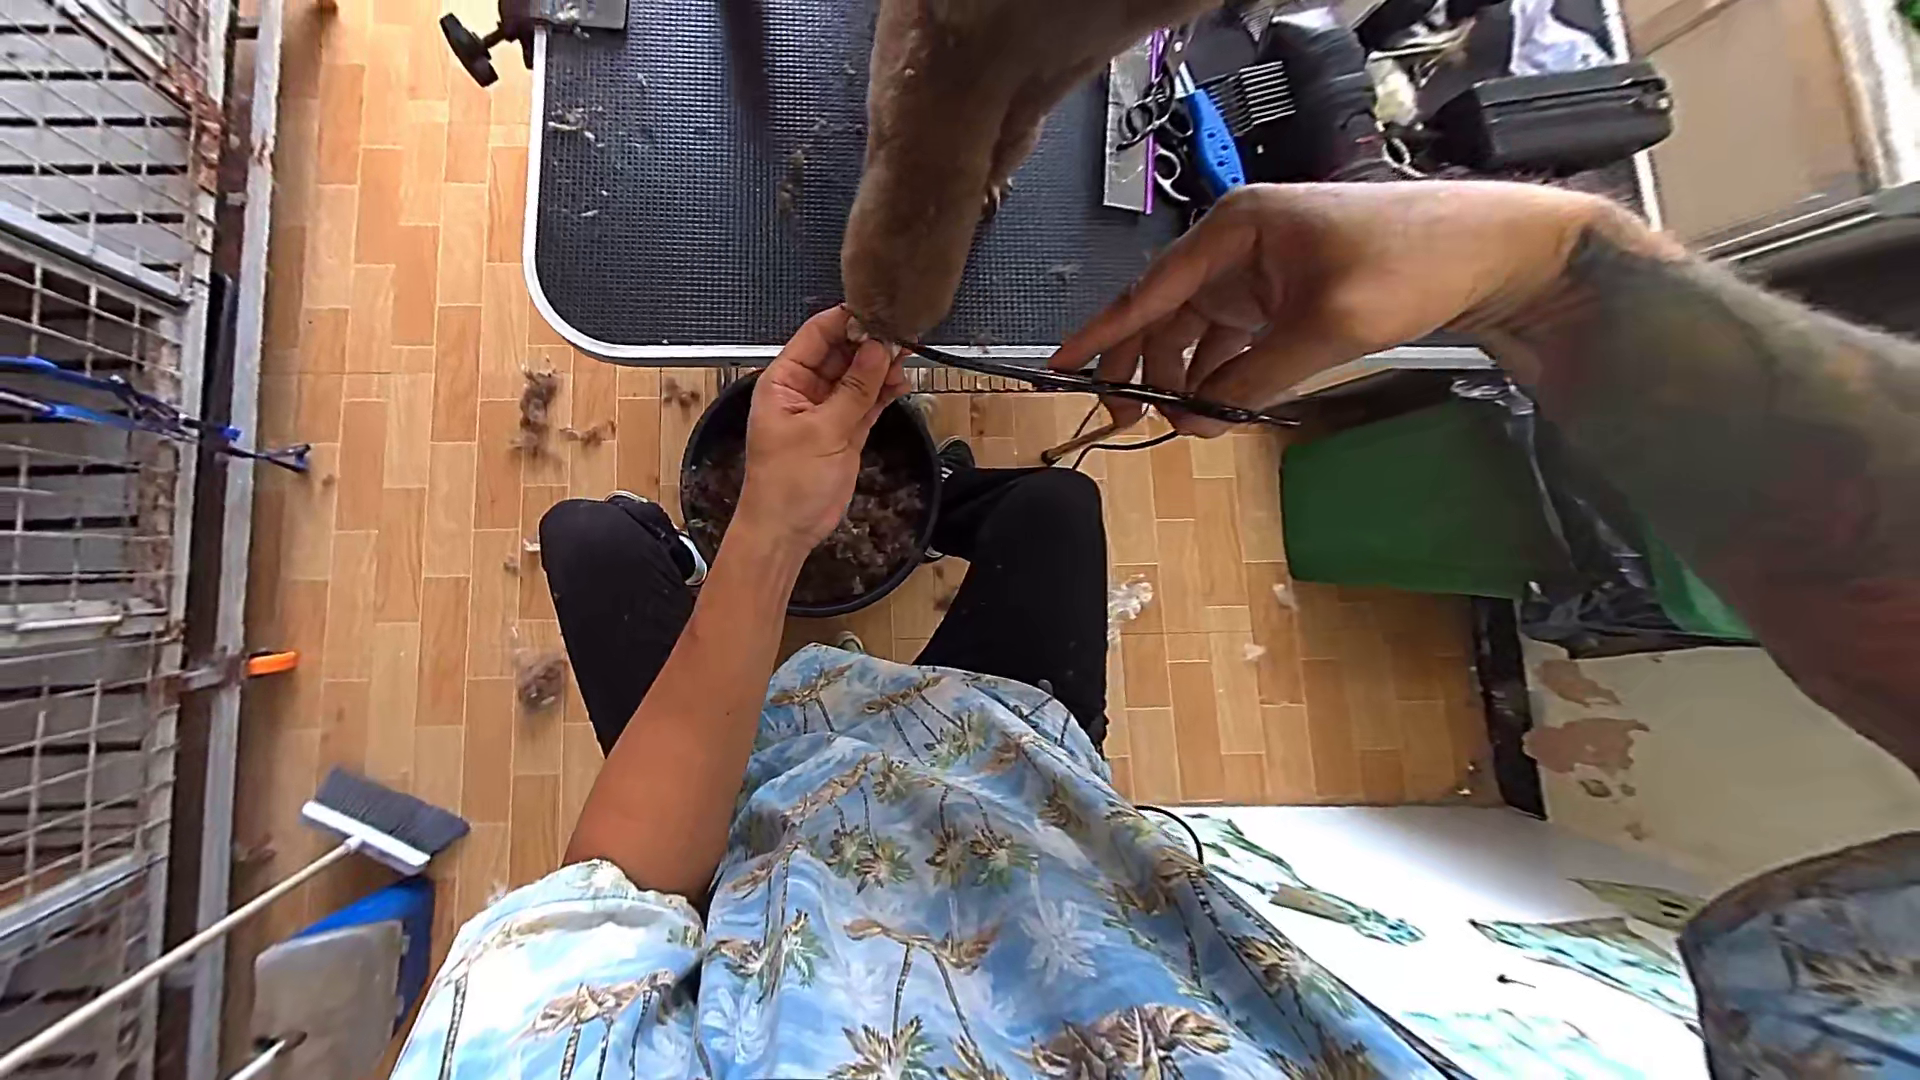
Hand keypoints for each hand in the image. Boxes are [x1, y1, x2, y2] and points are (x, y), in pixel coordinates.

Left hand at [737, 306, 909, 553]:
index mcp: (784, 381)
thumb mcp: (823, 431)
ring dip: (881, 369)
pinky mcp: (845, 431)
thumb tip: (879, 350)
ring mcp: (827, 411)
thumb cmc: (788, 481)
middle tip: (903, 336)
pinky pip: (866, 404)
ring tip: (908, 358)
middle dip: (870, 345)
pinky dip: (883, 394)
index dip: (847, 321)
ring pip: (857, 379)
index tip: (879, 311)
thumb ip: (854, 390)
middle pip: (841, 355)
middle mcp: (804, 391)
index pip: (816, 336)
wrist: (787, 530)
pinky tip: (901, 383)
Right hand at [1049, 181, 1632, 435]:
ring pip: (1187, 338)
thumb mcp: (1323, 327)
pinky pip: (1221, 346)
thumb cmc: (1410, 265)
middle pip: (1158, 318)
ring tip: (1186, 425)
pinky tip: (1213, 408)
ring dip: (1181, 383)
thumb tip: (1193, 416)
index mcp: (1232, 232)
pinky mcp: (1267, 303)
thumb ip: (1248, 377)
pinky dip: (1212, 379)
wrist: (1494, 255)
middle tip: (1124, 418)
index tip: (1061, 365)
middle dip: (1139, 369)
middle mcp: (1229, 251)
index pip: (1148, 290)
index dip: (1100, 332)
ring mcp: (1248, 278)